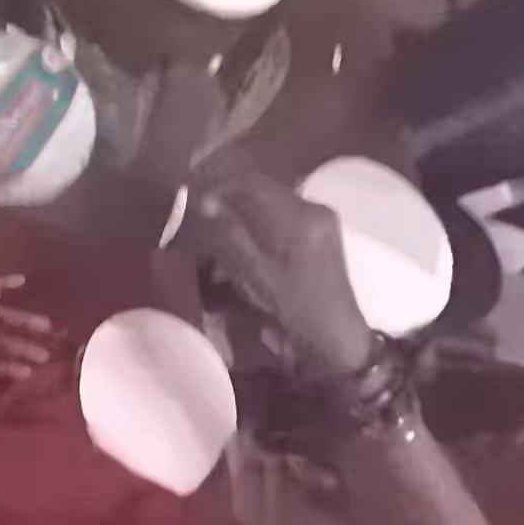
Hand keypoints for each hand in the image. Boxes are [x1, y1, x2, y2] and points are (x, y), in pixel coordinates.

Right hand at [196, 177, 374, 375]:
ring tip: (211, 240)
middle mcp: (313, 209)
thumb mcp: (254, 271)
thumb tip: (202, 200)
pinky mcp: (315, 237)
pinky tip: (234, 249)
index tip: (189, 201)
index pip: (249, 183)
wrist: (334, 341)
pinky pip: (274, 221)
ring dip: (235, 218)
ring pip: (264, 207)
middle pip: (257, 193)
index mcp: (301, 214)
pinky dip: (251, 230)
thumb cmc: (294, 307)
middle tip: (195, 221)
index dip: (215, 187)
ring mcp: (317, 223)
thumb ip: (228, 232)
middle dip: (224, 204)